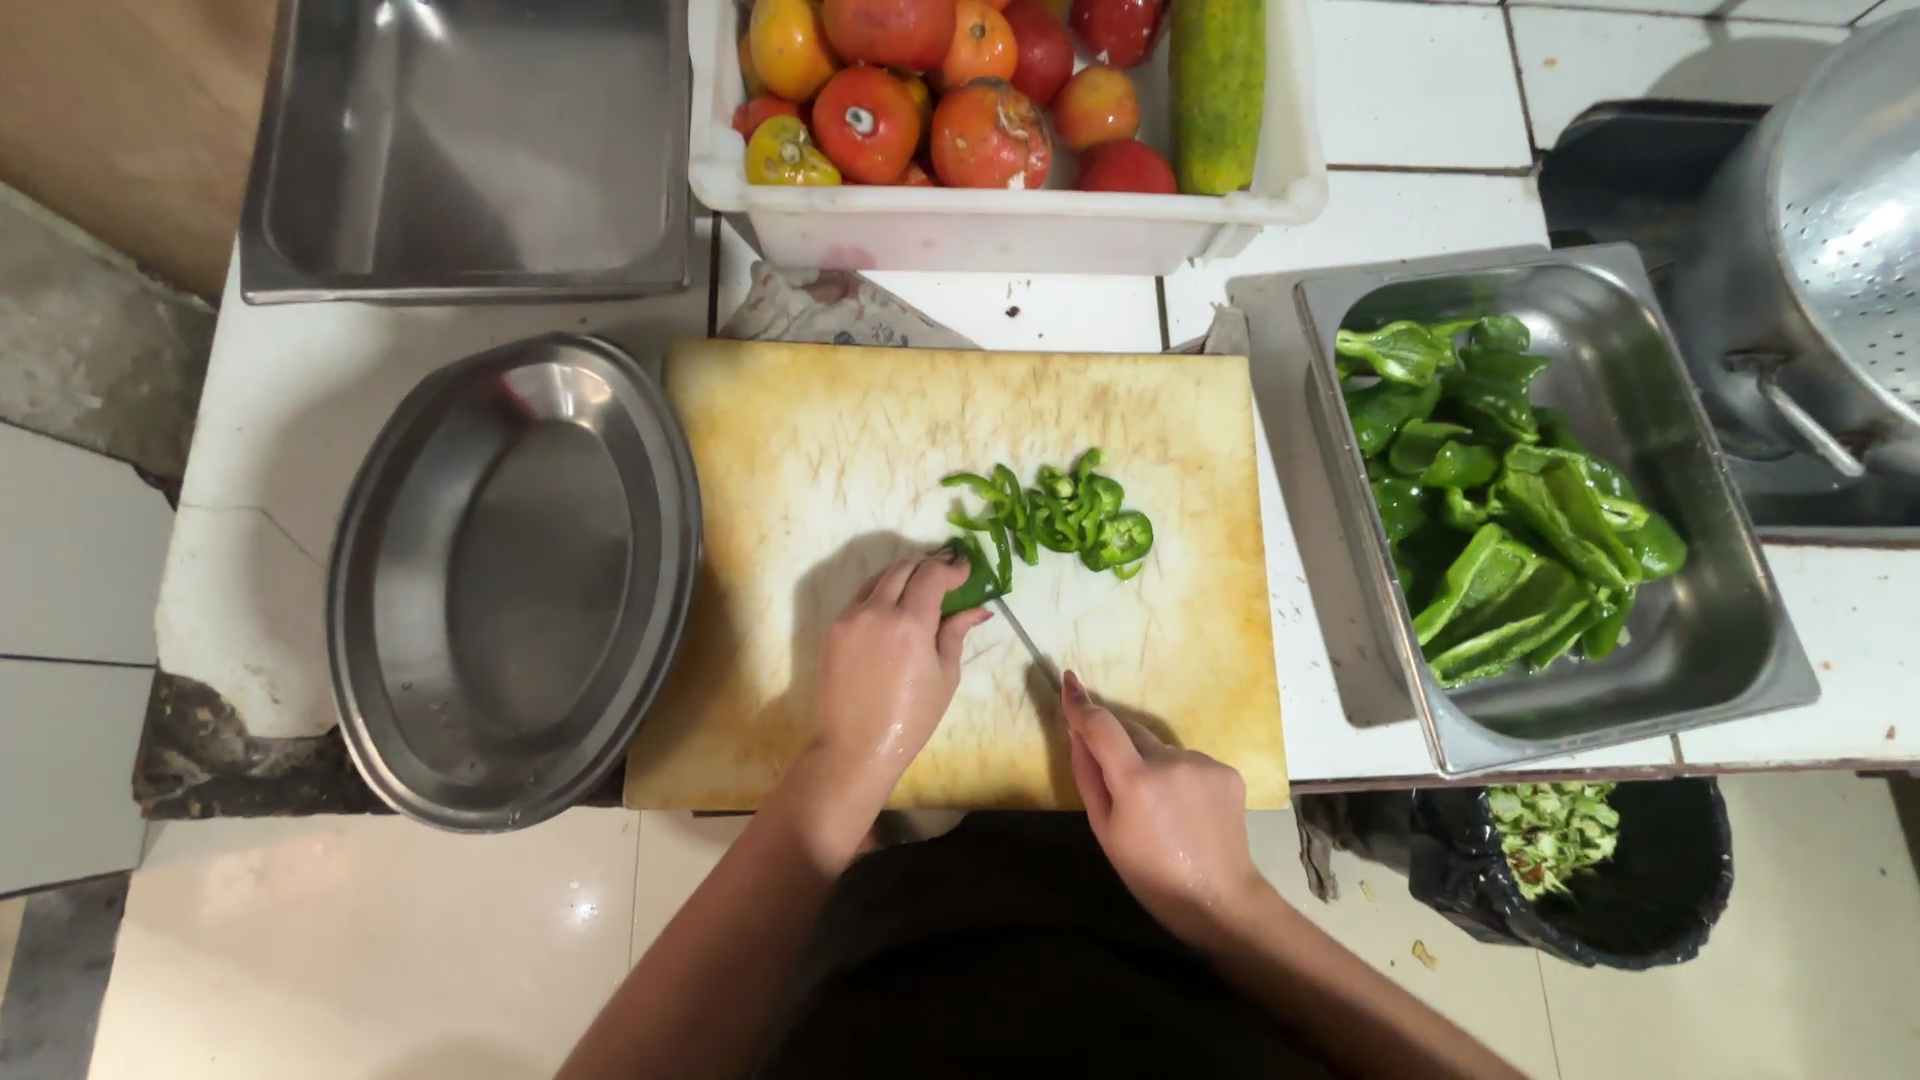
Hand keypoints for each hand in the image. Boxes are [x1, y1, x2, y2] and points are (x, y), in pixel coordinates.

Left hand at [810, 552, 992, 793]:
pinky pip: (861, 597)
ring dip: (903, 575)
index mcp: (910, 624)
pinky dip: (881, 593)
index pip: (931, 574)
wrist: (855, 747)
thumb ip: (956, 633)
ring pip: (879, 577)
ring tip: (921, 587)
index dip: (951, 568)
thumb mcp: (944, 676)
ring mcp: (850, 617)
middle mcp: (877, 611)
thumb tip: (978, 609)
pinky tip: (894, 608)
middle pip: (904, 567)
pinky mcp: (833, 628)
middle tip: (946, 575)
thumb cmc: (911, 719)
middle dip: (928, 565)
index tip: (965, 570)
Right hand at [1061, 670, 1274, 947]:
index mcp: (1137, 781)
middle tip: (1117, 783)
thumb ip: (1088, 775)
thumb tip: (1078, 734)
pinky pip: (1187, 760)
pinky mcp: (1226, 769)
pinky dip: (1177, 774)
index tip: (1069, 682)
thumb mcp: (1104, 829)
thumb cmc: (1149, 873)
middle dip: (1117, 745)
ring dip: (1149, 762)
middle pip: (1131, 732)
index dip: (1082, 704)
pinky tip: (1185, 807)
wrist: (1217, 899)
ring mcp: (1204, 763)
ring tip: (1159, 807)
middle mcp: (1172, 761)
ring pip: (1160, 747)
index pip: (1102, 725)